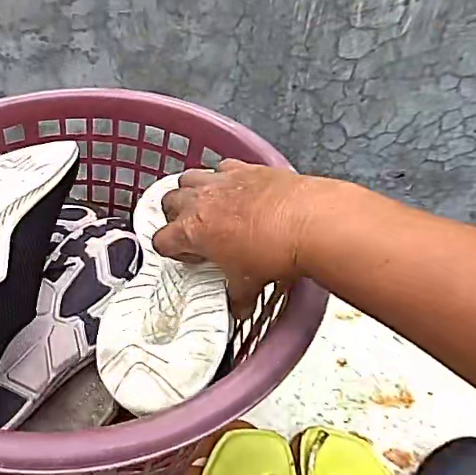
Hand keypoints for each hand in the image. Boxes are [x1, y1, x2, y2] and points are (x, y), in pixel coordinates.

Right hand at [151, 161, 323, 291]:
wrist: (314, 223)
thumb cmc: (276, 249)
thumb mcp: (249, 282)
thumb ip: (237, 296)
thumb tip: (239, 308)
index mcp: (190, 230)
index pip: (162, 240)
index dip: (173, 250)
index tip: (191, 257)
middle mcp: (199, 201)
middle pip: (168, 203)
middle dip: (177, 216)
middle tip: (196, 230)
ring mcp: (221, 181)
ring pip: (188, 178)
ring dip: (193, 190)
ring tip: (209, 205)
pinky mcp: (246, 168)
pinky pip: (223, 166)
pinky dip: (225, 176)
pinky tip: (238, 190)